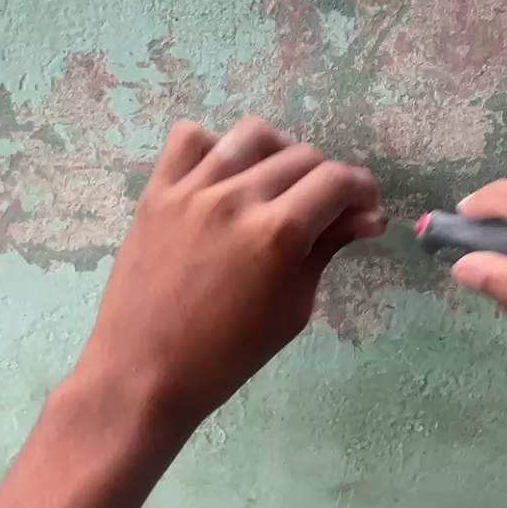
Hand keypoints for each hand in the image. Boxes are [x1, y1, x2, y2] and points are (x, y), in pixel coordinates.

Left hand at [67, 118, 384, 437]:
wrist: (142, 372)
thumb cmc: (225, 357)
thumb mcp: (291, 310)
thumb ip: (324, 251)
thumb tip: (364, 218)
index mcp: (277, 234)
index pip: (337, 181)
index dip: (362, 191)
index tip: (363, 211)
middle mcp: (237, 199)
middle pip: (302, 156)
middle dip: (326, 180)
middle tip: (322, 212)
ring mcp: (191, 190)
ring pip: (251, 136)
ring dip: (278, 153)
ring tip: (276, 184)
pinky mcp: (156, 192)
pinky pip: (189, 139)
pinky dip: (214, 147)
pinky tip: (221, 178)